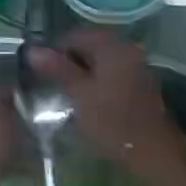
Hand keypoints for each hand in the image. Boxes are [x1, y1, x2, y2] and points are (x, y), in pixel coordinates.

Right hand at [24, 28, 185, 177]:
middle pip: (91, 44)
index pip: (76, 35)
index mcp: (113, 46)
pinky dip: (98, 78)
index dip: (54, 48)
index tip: (38, 68)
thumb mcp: (79, 95)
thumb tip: (33, 50)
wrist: (152, 150)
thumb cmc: (112, 122)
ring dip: (83, 70)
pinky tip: (86, 96)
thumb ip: (58, 69)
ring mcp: (137, 65)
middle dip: (69, 59)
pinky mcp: (141, 82)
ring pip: (102, 59)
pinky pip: (113, 71)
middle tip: (49, 79)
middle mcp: (128, 48)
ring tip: (64, 89)